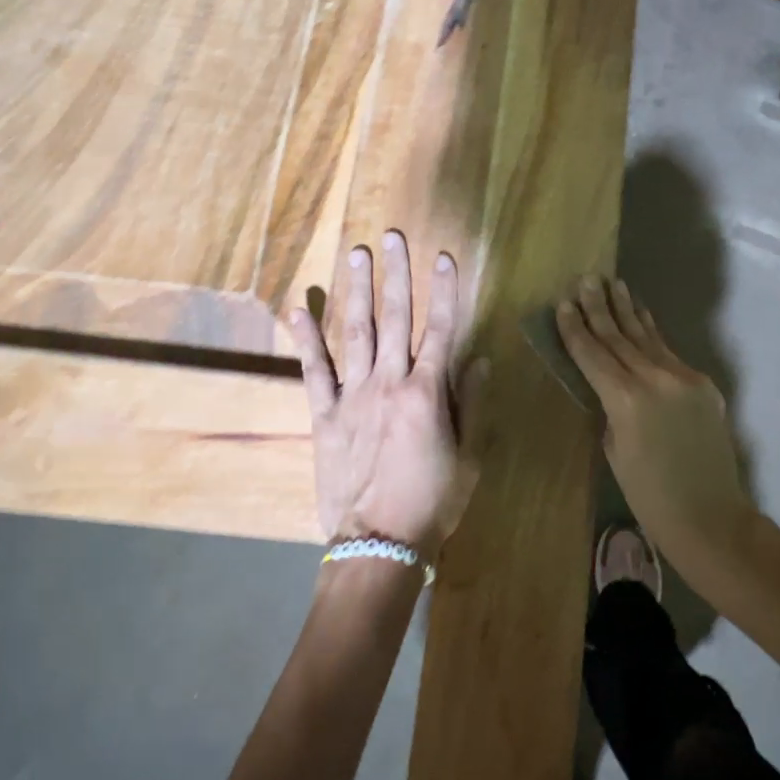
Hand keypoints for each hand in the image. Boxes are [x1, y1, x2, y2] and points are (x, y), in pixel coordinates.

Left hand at [287, 231, 485, 554]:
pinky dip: (305, 339)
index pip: (440, 329)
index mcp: (428, 392)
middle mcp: (389, 383)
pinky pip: (314, 370)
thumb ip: (475, 404)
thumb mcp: (470, 457)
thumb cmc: (434, 502)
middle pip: (395, 319)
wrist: (378, 542)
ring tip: (355, 253)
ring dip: (356, 290)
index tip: (445, 256)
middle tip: (392, 237)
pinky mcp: (324, 414)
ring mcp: (352, 396)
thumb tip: (481, 358)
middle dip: (396, 274)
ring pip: (355, 333)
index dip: (444, 291)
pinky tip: (298, 307)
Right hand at [556, 277, 757, 570]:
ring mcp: (684, 379)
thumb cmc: (650, 496)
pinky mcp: (704, 385)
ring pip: (648, 338)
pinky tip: (643, 318)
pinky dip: (653, 334)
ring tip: (614, 284)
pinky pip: (670, 354)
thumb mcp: (615, 451)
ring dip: (629, 311)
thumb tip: (611, 386)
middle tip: (586, 279)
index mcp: (626, 399)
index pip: (593, 354)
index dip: (576, 328)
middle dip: (599, 308)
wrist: (710, 515)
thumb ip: (611, 410)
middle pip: (620, 337)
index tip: (563, 303)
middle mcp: (655, 379)